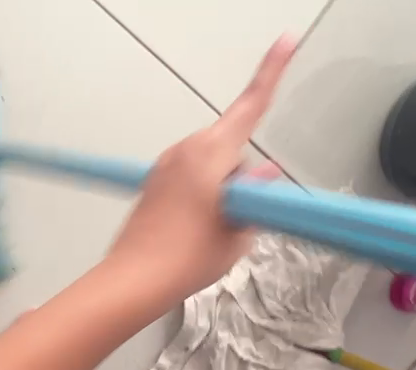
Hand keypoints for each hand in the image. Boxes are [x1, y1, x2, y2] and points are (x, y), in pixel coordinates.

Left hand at [105, 36, 293, 305]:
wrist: (131, 283)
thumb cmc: (186, 260)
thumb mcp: (237, 235)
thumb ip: (256, 199)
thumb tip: (263, 176)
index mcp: (210, 154)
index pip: (250, 107)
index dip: (271, 73)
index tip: (284, 40)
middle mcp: (184, 151)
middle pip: (227, 145)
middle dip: (237, 172)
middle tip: (232, 218)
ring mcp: (163, 167)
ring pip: (207, 165)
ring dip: (216, 188)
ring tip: (207, 233)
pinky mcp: (150, 185)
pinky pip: (186, 179)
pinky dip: (197, 198)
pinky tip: (190, 232)